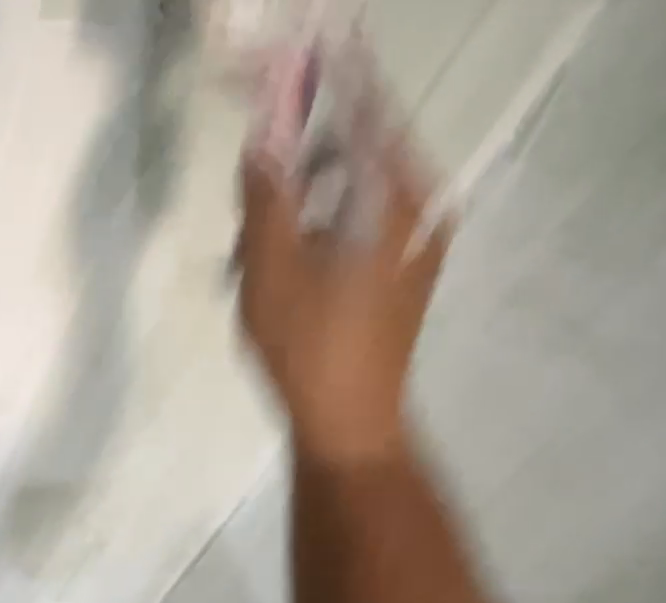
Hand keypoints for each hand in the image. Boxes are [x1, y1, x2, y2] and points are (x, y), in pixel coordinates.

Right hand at [237, 144, 451, 464]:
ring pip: (345, 201)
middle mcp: (420, 209)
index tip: (261, 137)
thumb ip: (265, 198)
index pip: (355, 121)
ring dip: (294, 220)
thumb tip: (259, 140)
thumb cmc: (306, 345)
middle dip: (291, 184)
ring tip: (252, 267)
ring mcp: (415, 245)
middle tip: (246, 227)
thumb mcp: (270, 268)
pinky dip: (313, 243)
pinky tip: (281, 282)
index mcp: (398, 198)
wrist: (348, 420)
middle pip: (348, 162)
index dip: (305, 119)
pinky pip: (354, 232)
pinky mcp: (402, 275)